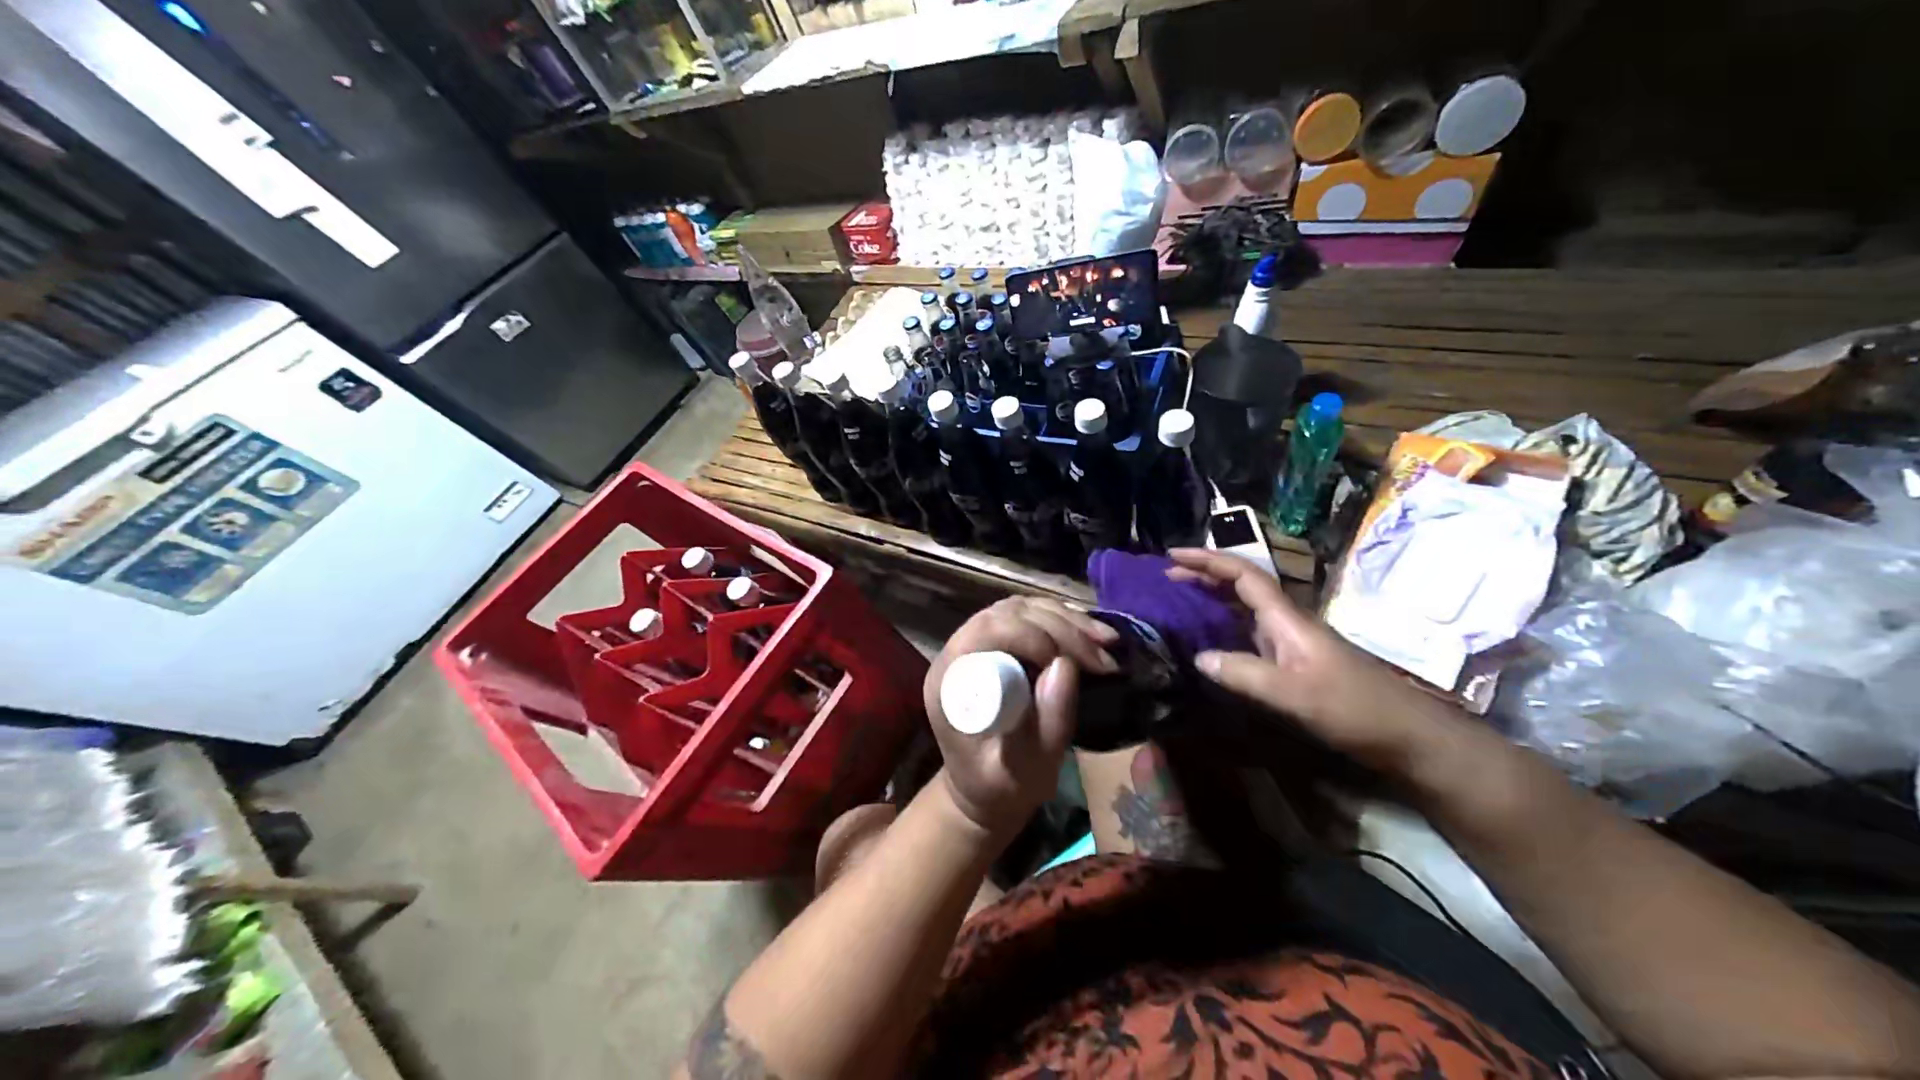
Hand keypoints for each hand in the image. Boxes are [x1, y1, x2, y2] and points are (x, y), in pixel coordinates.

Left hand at [924, 597, 1119, 835]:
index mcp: (948, 682)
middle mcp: (956, 653)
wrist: (985, 792)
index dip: (1031, 635)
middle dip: (1060, 626)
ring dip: (1067, 619)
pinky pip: (1030, 617)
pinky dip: (1064, 621)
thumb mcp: (1029, 768)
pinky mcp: (997, 644)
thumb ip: (1049, 722)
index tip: (1073, 661)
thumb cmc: (1001, 787)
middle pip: (1007, 614)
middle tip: (1103, 652)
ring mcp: (976, 644)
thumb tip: (1066, 665)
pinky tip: (1093, 636)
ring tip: (1106, 641)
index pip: (986, 632)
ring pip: (1022, 609)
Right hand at [1166, 548, 1438, 775]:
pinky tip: (1210, 640)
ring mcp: (1292, 642)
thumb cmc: (1353, 709)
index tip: (1172, 555)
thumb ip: (1244, 674)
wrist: (1407, 735)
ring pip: (1246, 608)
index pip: (1243, 576)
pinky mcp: (1295, 662)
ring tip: (1179, 600)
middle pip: (1242, 585)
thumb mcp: (1294, 695)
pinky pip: (1251, 632)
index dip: (1208, 560)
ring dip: (1213, 597)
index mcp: (1287, 619)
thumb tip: (1198, 657)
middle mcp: (1288, 622)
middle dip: (1205, 574)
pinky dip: (1225, 626)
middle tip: (1166, 576)